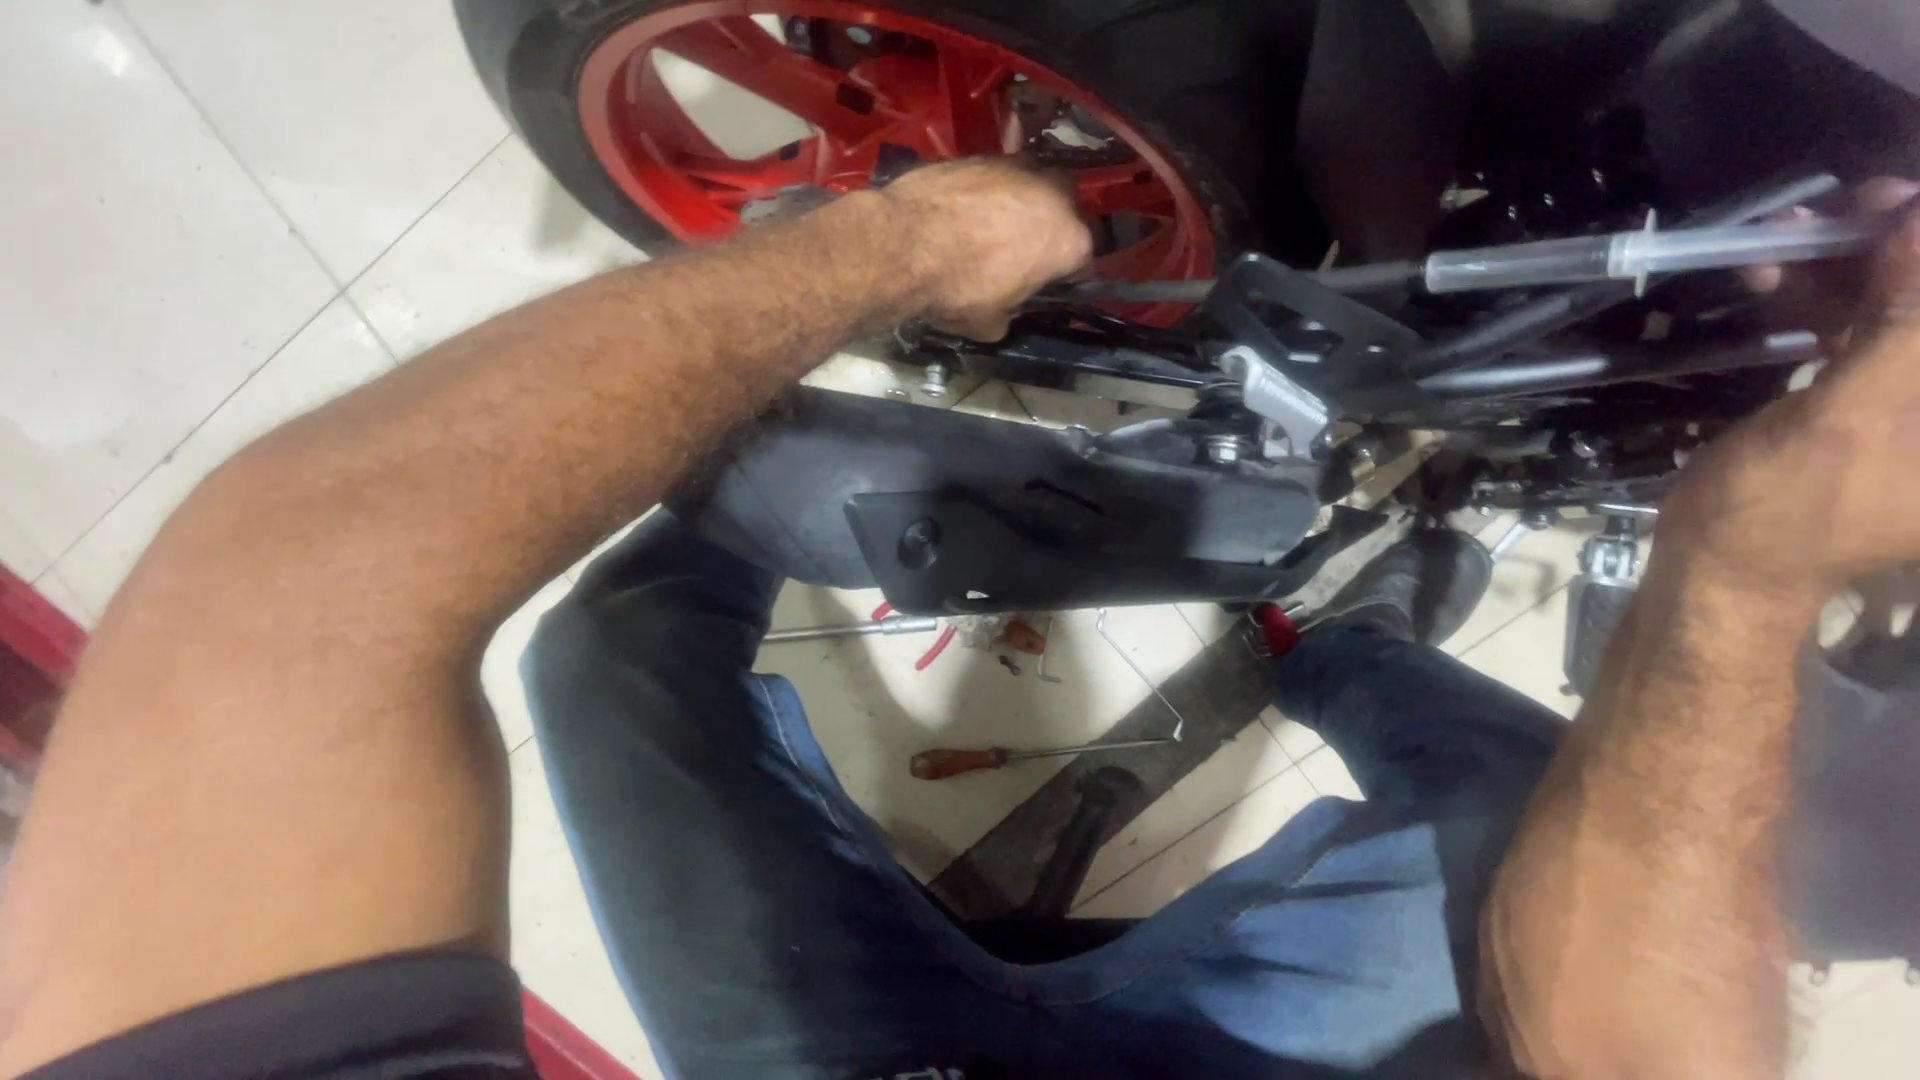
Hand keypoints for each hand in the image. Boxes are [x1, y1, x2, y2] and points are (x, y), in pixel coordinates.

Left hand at [880, 158, 1093, 340]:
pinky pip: (993, 178)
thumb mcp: (992, 324)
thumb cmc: (958, 289)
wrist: (903, 244)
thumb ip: (1012, 310)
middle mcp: (1055, 194)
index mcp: (1070, 240)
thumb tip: (1005, 307)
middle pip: (1061, 212)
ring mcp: (1017, 166)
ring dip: (1017, 206)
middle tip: (1017, 253)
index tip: (1042, 284)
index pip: (1081, 259)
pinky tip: (961, 213)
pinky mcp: (979, 154)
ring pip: (1029, 188)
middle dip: (1045, 229)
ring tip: (986, 231)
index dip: (1062, 274)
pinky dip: (984, 193)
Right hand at [1661, 185, 1919, 605]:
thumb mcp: (1845, 418)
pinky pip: (1863, 329)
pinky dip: (1826, 299)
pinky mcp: (1866, 396)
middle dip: (1899, 243)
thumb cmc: (1779, 510)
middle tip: (1839, 210)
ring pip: (1900, 304)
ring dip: (1852, 264)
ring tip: (1786, 238)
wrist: (1718, 569)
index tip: (1893, 206)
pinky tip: (1779, 280)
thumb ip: (1904, 325)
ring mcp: (1910, 396)